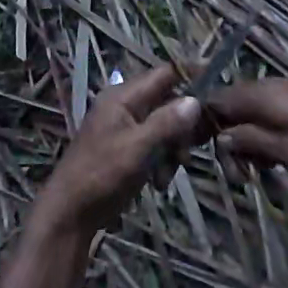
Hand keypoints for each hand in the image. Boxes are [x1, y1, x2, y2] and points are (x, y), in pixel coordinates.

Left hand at [31, 66, 200, 237]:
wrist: (70, 213)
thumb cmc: (101, 175)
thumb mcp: (138, 148)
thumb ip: (166, 122)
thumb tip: (195, 100)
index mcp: (122, 96)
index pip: (164, 73)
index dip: (191, 76)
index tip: (217, 85)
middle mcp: (124, 106)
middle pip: (167, 102)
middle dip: (182, 127)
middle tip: (185, 153)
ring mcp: (124, 128)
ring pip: (164, 126)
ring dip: (173, 149)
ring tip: (167, 175)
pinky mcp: (126, 149)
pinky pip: (154, 145)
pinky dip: (161, 161)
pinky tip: (159, 182)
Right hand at [207, 79, 287, 175]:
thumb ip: (252, 142)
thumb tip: (221, 136)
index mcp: (260, 95)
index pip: (214, 101)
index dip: (204, 126)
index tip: (208, 157)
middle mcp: (270, 86)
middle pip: (232, 108)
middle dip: (230, 141)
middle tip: (244, 176)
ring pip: (254, 113)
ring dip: (251, 141)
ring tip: (265, 171)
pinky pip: (273, 113)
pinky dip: (269, 134)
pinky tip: (284, 157)